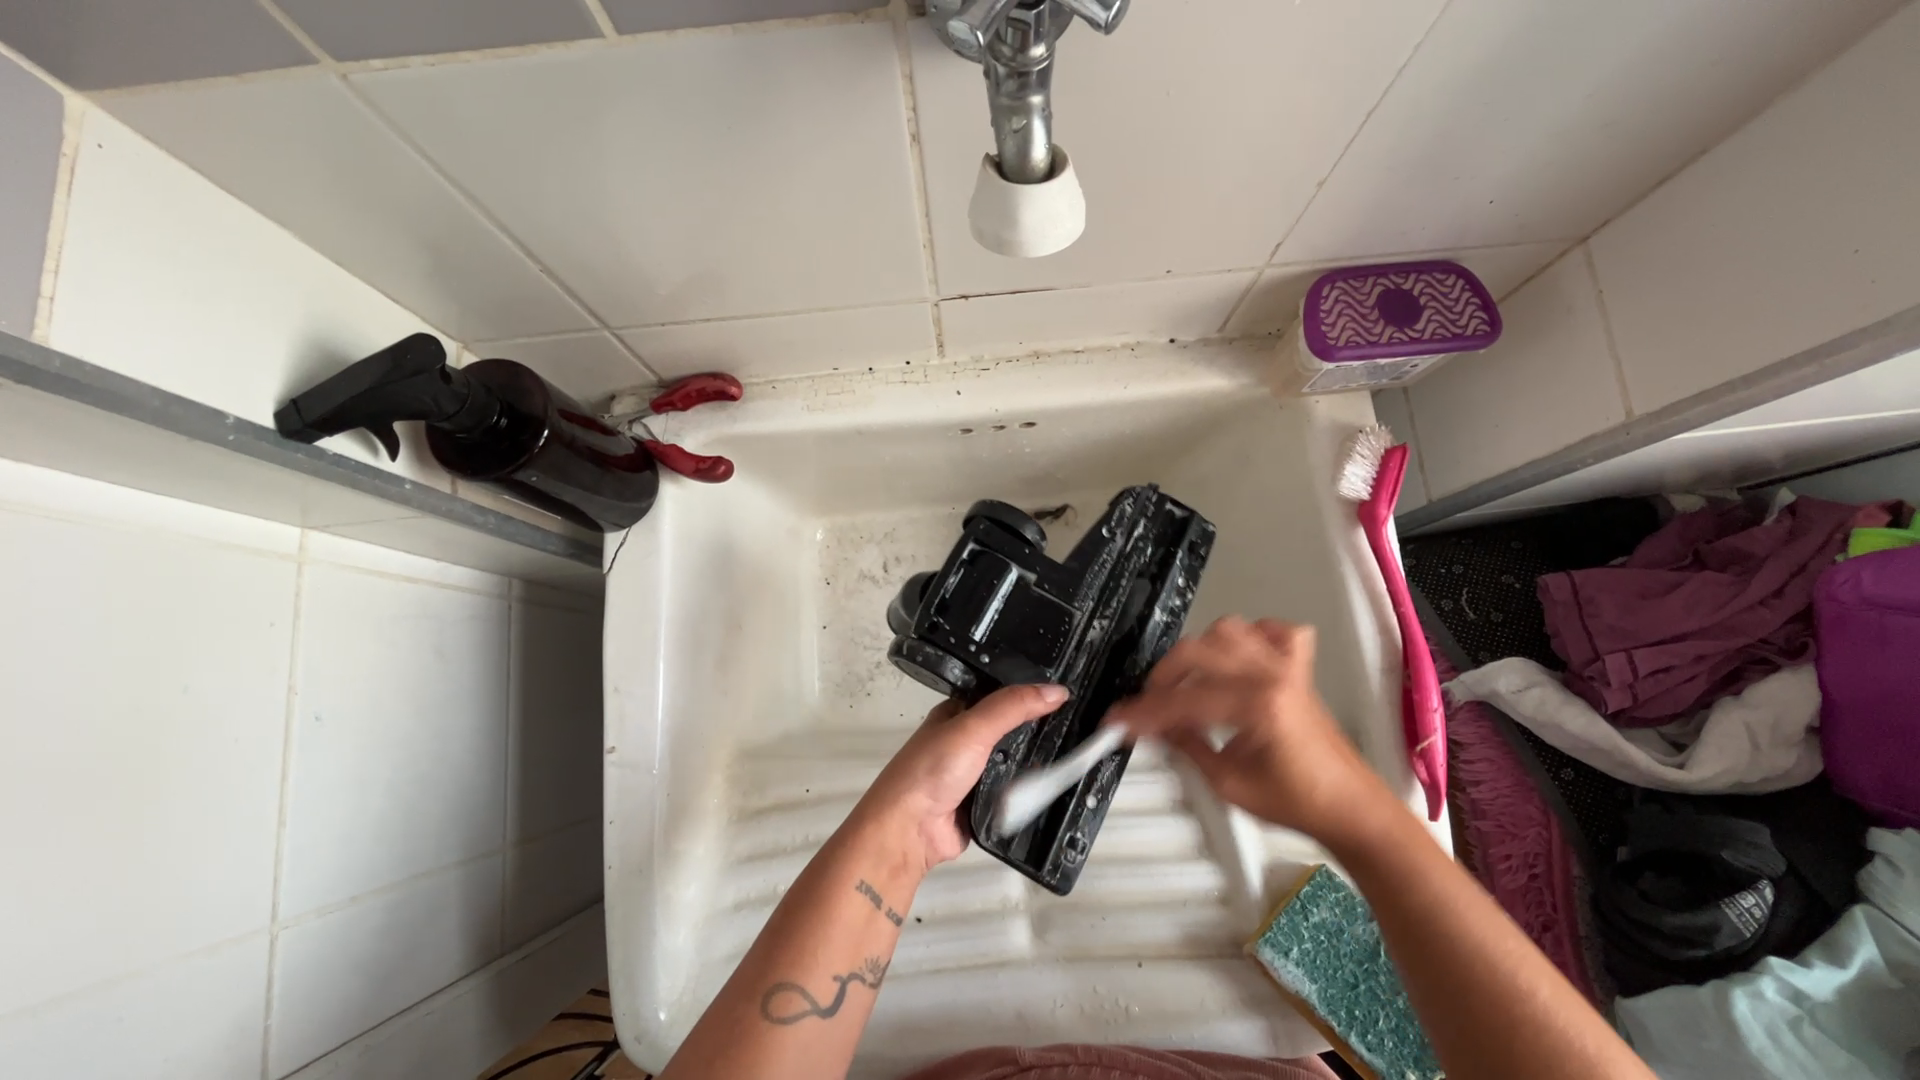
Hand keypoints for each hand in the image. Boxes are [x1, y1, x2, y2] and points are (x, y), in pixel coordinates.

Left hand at [850, 683, 1068, 873]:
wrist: (910, 830)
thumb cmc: (930, 770)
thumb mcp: (973, 728)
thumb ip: (1012, 707)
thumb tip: (1055, 690)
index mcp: (958, 713)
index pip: (1001, 696)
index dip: (1030, 693)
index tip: (1066, 695)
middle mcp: (966, 741)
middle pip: (1012, 731)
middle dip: (1038, 732)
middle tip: (1078, 727)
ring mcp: (975, 774)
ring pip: (1016, 763)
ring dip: (1036, 764)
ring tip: (1076, 755)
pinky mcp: (984, 803)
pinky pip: (1015, 793)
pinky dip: (1029, 792)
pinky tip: (1054, 786)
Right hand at [1108, 617, 1388, 840]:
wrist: (1350, 808)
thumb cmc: (1294, 802)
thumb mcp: (1227, 782)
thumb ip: (1187, 745)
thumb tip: (1153, 726)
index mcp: (1257, 705)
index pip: (1184, 699)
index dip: (1145, 711)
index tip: (1117, 721)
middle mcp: (1272, 674)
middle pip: (1198, 652)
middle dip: (1163, 677)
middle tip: (1146, 706)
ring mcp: (1287, 666)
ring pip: (1228, 631)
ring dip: (1198, 652)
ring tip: (1184, 682)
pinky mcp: (1299, 668)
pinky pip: (1273, 632)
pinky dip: (1249, 636)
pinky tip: (1234, 660)